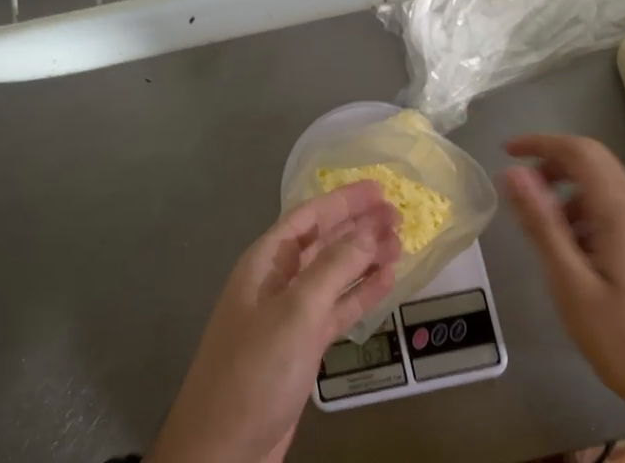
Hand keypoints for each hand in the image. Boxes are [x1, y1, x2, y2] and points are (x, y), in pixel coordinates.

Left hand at [149, 182, 401, 462]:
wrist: (223, 447)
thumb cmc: (254, 369)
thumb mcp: (295, 311)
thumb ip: (334, 267)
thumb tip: (367, 227)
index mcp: (265, 263)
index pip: (307, 217)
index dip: (342, 200)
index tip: (378, 188)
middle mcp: (277, 282)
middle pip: (322, 242)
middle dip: (357, 225)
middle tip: (398, 214)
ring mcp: (290, 316)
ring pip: (333, 274)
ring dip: (365, 257)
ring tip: (401, 243)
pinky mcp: (302, 347)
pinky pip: (336, 309)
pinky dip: (360, 294)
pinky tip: (386, 281)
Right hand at [501, 134, 624, 411]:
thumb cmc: (619, 338)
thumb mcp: (569, 282)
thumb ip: (542, 223)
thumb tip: (514, 173)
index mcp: (622, 212)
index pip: (581, 151)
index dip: (541, 143)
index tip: (506, 150)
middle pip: (596, 163)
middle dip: (553, 164)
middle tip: (520, 189)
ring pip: (606, 188)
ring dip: (569, 192)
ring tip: (543, 229)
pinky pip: (618, 212)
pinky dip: (587, 213)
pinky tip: (574, 251)